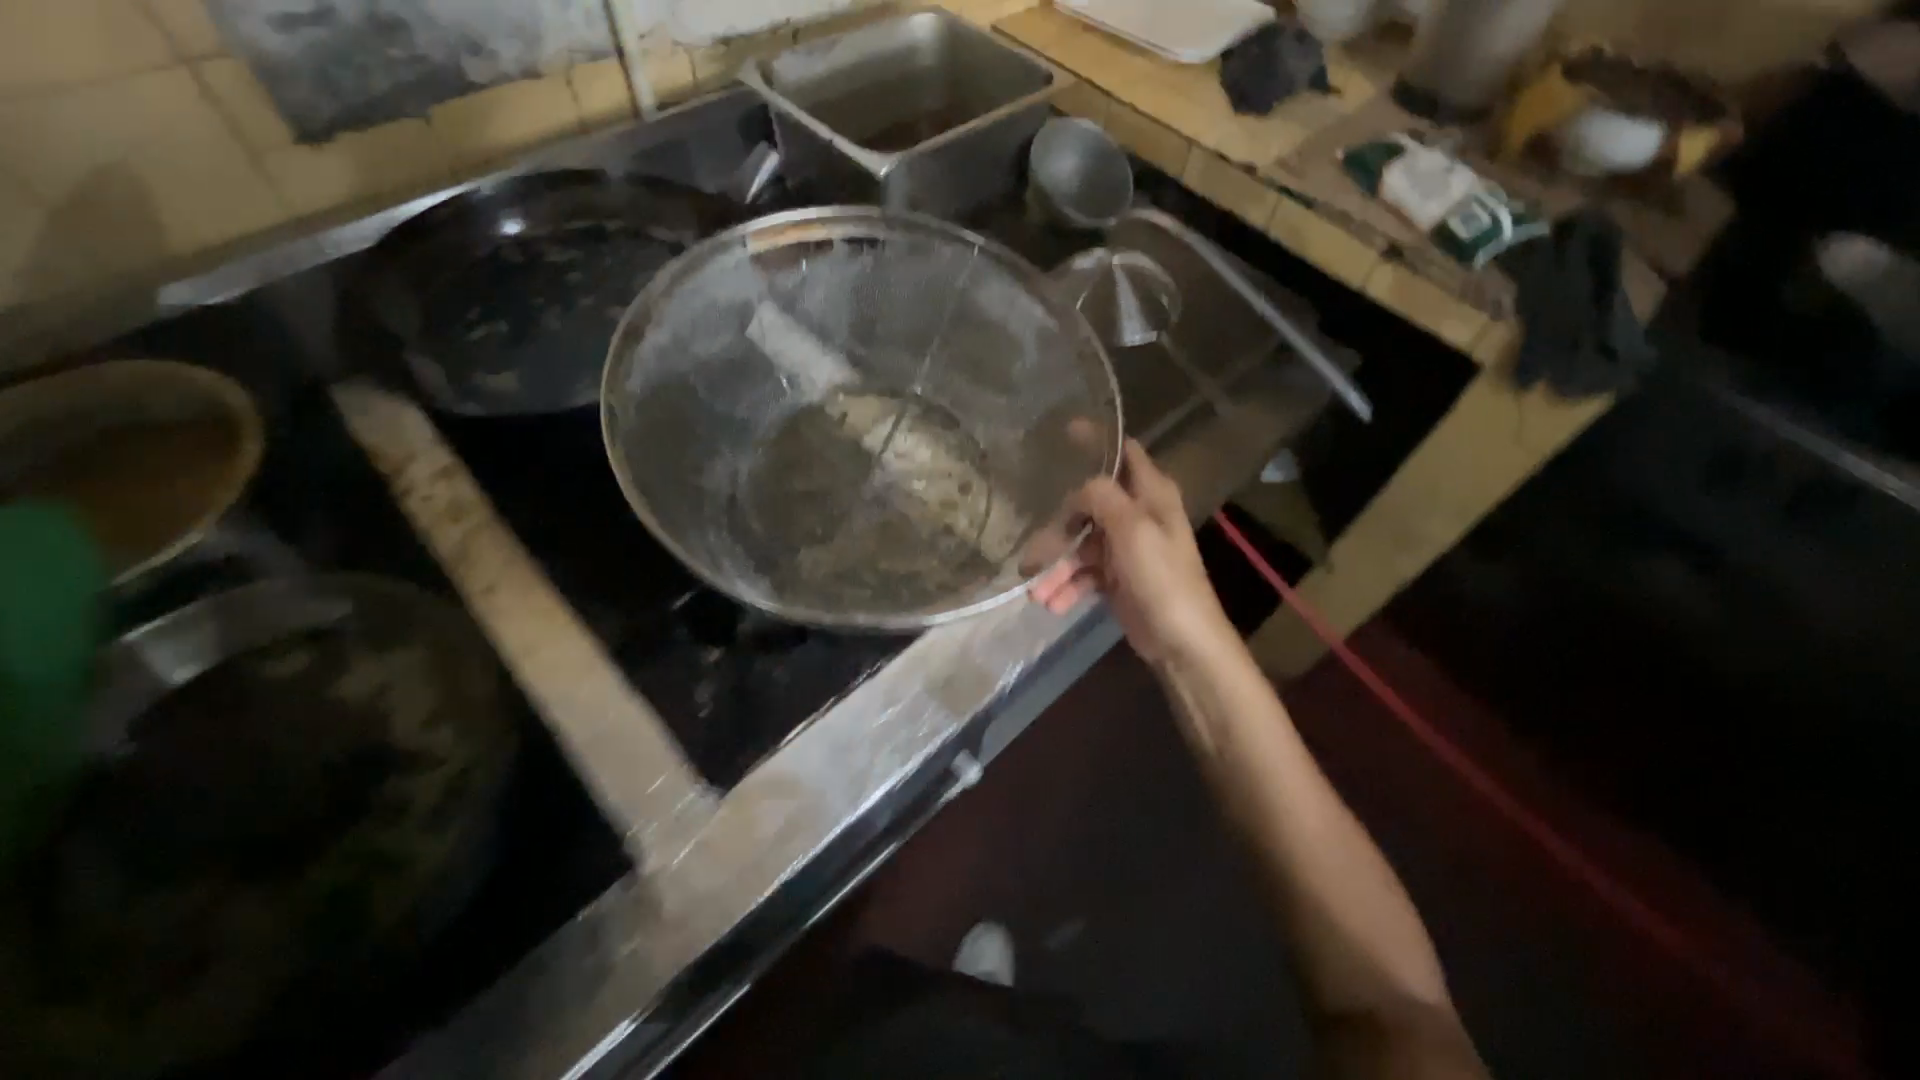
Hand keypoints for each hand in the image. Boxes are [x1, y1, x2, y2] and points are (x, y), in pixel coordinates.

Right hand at [1059, 441, 1235, 664]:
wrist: (1183, 643)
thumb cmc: (1163, 579)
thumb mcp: (1133, 530)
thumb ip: (1102, 498)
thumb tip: (1077, 489)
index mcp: (1152, 494)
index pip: (1123, 452)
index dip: (1095, 440)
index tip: (1061, 432)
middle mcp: (1139, 514)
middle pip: (1088, 505)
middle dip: (1058, 528)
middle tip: (1031, 553)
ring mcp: (1127, 548)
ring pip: (1080, 544)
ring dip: (1057, 566)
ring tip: (1037, 593)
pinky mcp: (1118, 579)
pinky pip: (1084, 573)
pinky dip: (1067, 586)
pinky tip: (1053, 604)